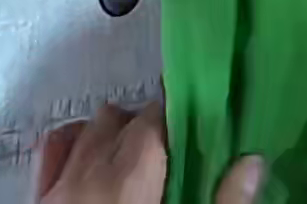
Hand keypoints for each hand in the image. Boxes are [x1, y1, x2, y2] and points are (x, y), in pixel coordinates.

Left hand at [37, 102, 265, 203]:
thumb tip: (255, 161)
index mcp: (131, 176)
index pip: (156, 115)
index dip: (179, 114)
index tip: (196, 122)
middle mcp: (89, 171)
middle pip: (121, 119)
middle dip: (148, 127)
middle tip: (172, 157)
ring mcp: (55, 192)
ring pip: (85, 133)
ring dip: (110, 136)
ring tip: (133, 165)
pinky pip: (52, 157)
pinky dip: (72, 151)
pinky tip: (90, 173)